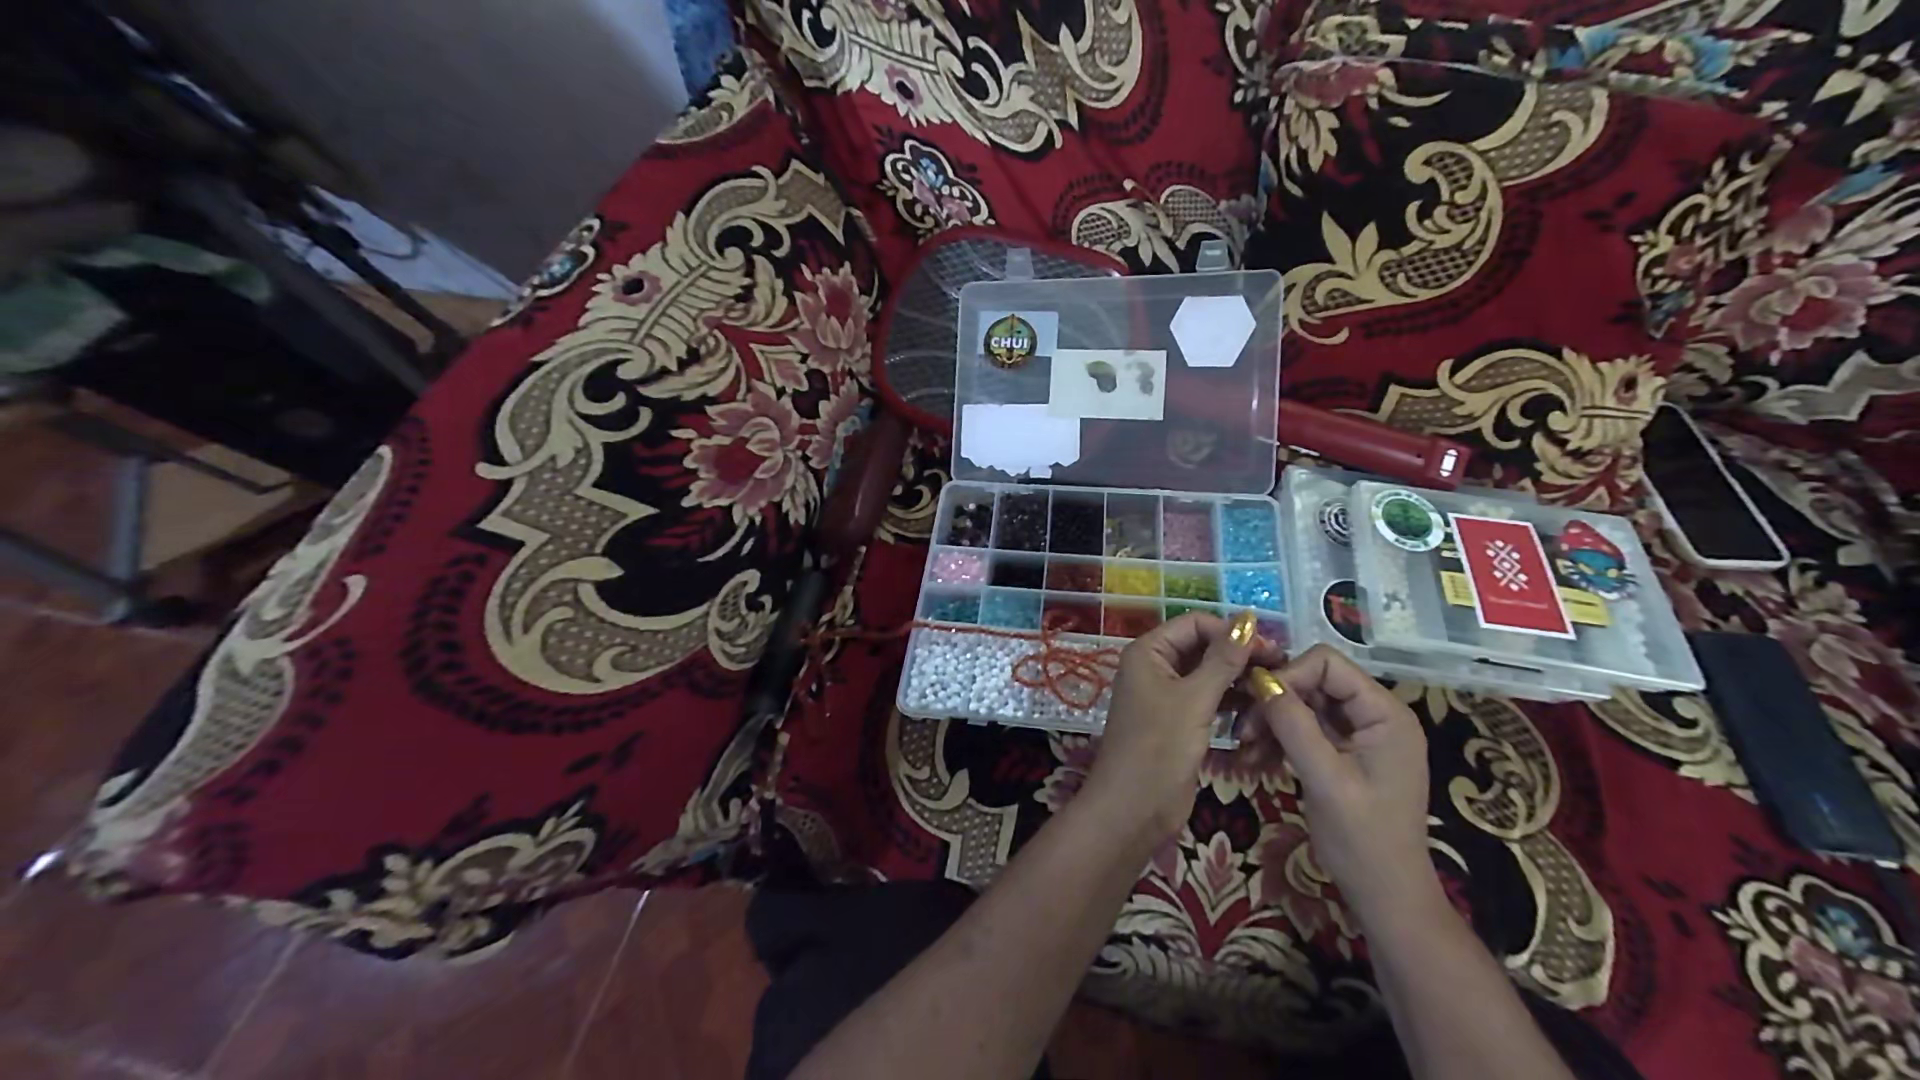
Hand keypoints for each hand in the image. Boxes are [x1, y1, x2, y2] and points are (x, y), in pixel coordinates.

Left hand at [1084, 613, 1281, 842]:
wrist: (1135, 808)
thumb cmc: (1159, 746)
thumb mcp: (1194, 699)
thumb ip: (1223, 660)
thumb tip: (1247, 620)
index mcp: (1148, 651)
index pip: (1194, 623)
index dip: (1231, 631)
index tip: (1271, 648)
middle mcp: (1154, 666)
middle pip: (1202, 647)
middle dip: (1239, 655)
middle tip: (1282, 669)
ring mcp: (1166, 694)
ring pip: (1208, 674)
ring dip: (1238, 679)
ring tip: (1275, 689)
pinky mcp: (1179, 720)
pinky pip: (1208, 699)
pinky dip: (1231, 701)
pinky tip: (1259, 709)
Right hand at [1250, 645, 1440, 925]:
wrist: (1385, 895)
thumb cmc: (1363, 839)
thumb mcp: (1326, 780)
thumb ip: (1294, 725)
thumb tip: (1260, 680)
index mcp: (1385, 714)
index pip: (1328, 664)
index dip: (1288, 675)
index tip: (1256, 704)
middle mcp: (1374, 715)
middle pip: (1312, 682)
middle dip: (1274, 701)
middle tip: (1242, 731)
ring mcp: (1358, 734)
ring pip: (1303, 704)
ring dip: (1270, 721)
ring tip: (1245, 749)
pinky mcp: (1342, 752)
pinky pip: (1303, 728)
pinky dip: (1277, 739)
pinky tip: (1255, 760)